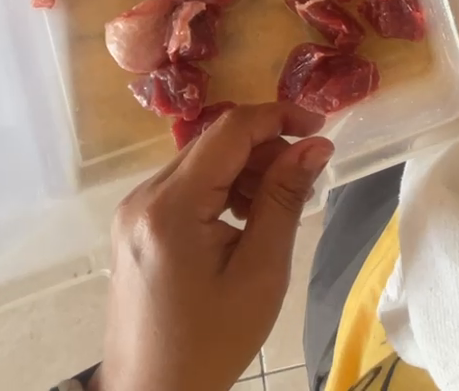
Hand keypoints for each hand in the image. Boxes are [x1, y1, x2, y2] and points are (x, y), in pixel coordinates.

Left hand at [99, 102, 333, 390]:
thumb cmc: (211, 342)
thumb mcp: (260, 270)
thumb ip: (284, 197)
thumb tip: (316, 144)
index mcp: (171, 206)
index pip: (231, 129)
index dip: (280, 116)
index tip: (322, 128)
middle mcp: (144, 196)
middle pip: (218, 141)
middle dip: (268, 147)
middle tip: (305, 179)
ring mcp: (136, 210)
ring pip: (205, 159)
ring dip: (249, 168)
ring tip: (278, 206)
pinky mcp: (137, 224)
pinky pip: (190, 183)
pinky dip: (226, 186)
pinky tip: (247, 218)